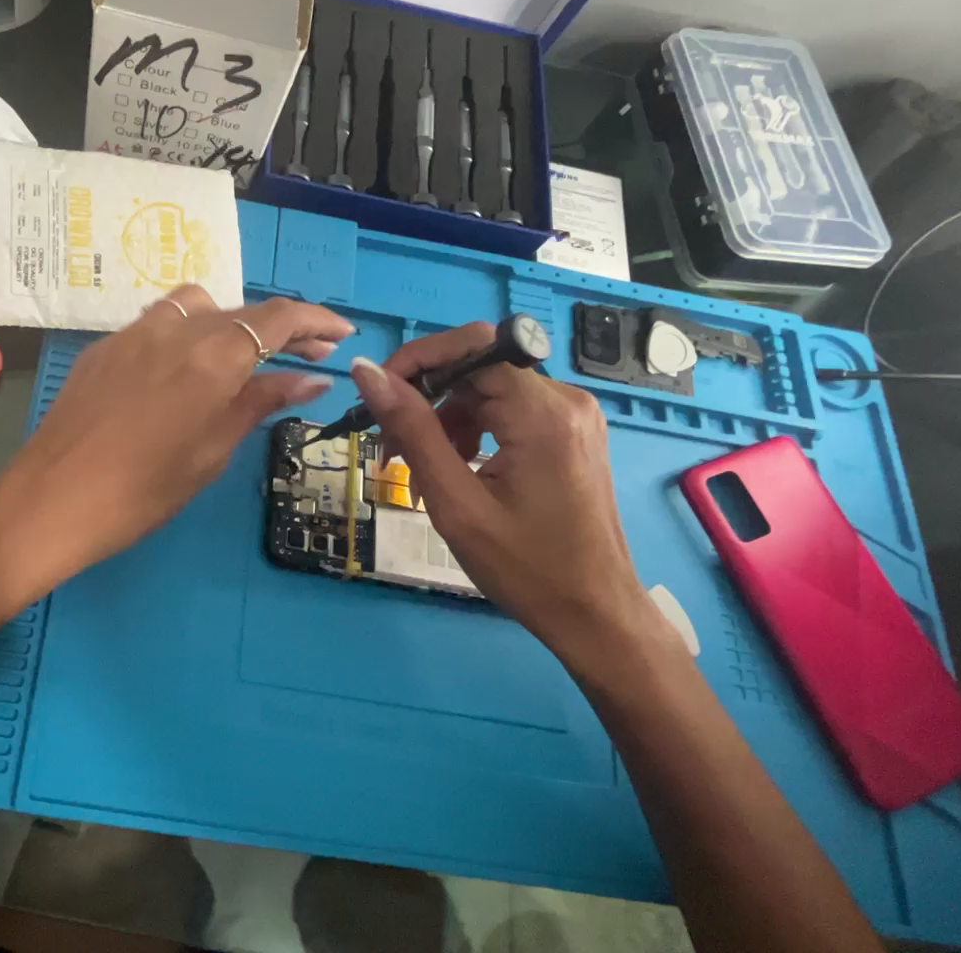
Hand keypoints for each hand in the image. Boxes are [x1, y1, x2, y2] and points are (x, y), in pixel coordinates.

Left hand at [0, 285, 351, 592]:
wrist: (52, 501)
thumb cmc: (142, 492)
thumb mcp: (211, 452)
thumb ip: (258, 403)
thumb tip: (311, 379)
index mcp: (211, 356)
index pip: (277, 318)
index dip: (316, 320)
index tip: (340, 334)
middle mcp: (174, 328)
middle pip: (239, 309)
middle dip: (279, 327)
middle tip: (307, 356)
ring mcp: (133, 332)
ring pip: (195, 305)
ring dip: (230, 321)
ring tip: (243, 358)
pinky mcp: (104, 346)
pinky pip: (157, 323)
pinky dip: (187, 333)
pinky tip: (185, 370)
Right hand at [346, 322, 663, 667]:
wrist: (595, 615)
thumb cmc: (525, 568)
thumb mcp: (455, 502)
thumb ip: (411, 430)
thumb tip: (365, 373)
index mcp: (543, 413)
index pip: (470, 346)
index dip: (416, 361)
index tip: (378, 399)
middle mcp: (565, 400)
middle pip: (476, 367)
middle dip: (424, 399)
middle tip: (390, 449)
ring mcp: (571, 416)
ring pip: (486, 390)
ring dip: (443, 421)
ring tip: (420, 473)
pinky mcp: (569, 434)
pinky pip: (506, 412)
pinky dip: (470, 432)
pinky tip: (456, 472)